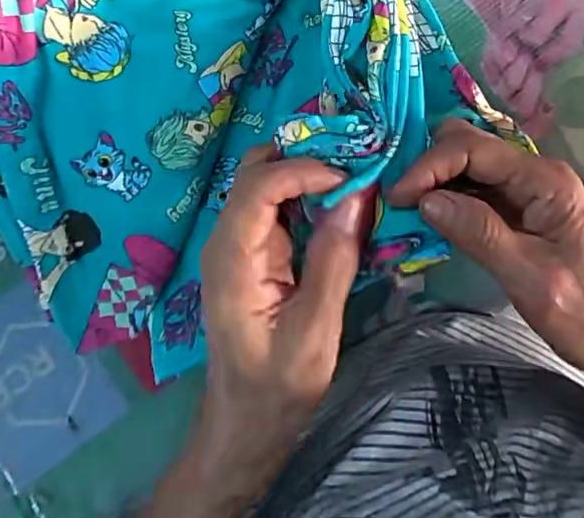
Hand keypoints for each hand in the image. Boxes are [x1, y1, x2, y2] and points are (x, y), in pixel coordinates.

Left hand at [172, 149, 362, 496]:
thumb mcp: (315, 332)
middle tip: (353, 165)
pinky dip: (303, 192)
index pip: (258, 186)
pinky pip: (273, 204)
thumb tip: (357, 196)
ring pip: (263, 181)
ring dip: (304, 172)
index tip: (349, 178)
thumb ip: (334, 261)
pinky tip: (333, 200)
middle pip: (254, 171)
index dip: (303, 169)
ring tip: (350, 177)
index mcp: (232, 257)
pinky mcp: (249, 250)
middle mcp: (225, 238)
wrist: (243, 425)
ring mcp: (235, 242)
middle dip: (302, 158)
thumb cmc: (276, 388)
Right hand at [388, 119, 583, 380]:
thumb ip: (480, 233)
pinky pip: (475, 189)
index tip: (397, 196)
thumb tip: (427, 200)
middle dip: (428, 165)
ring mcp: (527, 190)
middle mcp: (535, 173)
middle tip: (398, 200)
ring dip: (434, 180)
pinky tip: (428, 215)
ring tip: (404, 207)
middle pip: (469, 145)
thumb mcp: (532, 279)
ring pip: (468, 164)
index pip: (473, 149)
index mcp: (545, 180)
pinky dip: (447, 197)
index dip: (429, 165)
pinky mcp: (520, 209)